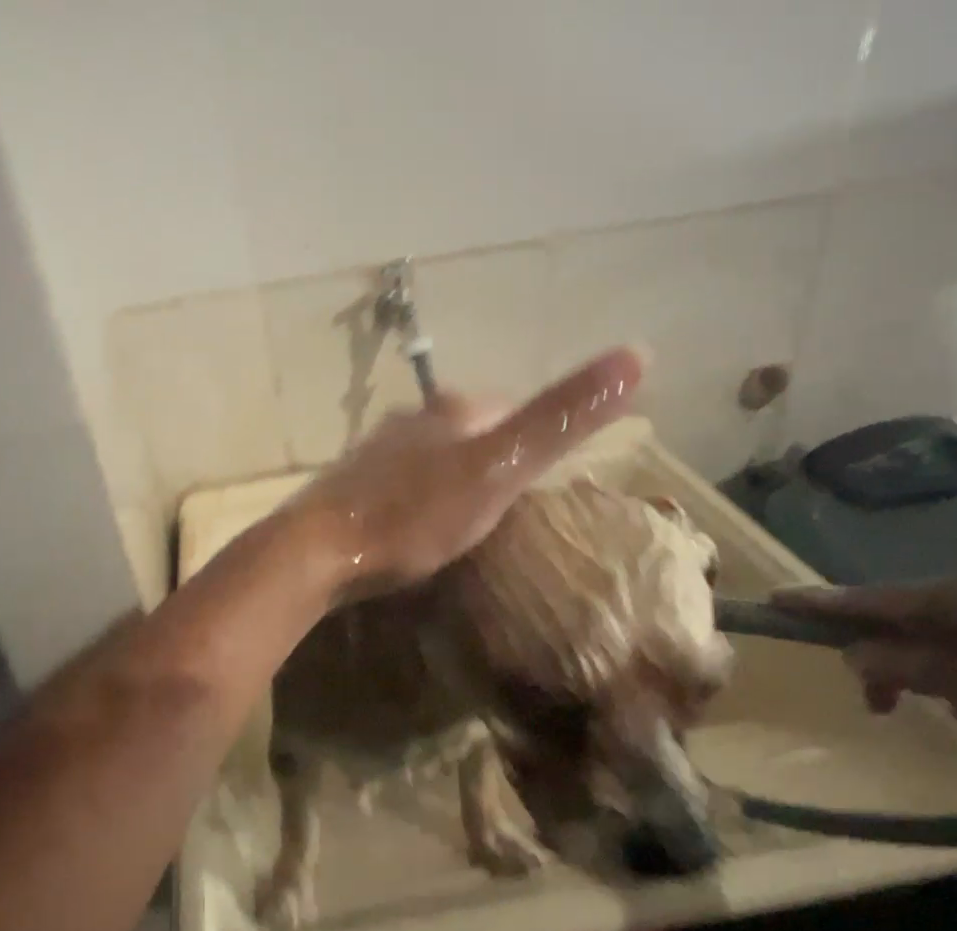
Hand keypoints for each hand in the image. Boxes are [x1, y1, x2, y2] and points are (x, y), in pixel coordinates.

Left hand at [288, 349, 643, 598]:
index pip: (506, 406)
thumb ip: (560, 420)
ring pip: (428, 456)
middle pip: (464, 430)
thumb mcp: (500, 470)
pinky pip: (397, 486)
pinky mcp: (347, 491)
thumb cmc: (414, 514)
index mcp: (449, 411)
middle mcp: (408, 422)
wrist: (318, 552)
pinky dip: (416, 500)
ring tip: (468, 519)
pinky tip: (416, 528)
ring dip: (451, 477)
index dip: (531, 433)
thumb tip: (638, 353)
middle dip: (489, 455)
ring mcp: (372, 455)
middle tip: (510, 501)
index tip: (546, 471)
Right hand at [772, 568, 956, 763]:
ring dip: (925, 674)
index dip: (820, 604)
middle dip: (882, 658)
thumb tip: (853, 653)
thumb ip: (902, 666)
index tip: (774, 600)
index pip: (872, 599)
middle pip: (902, 618)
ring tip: (942, 713)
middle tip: (873, 704)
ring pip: (937, 637)